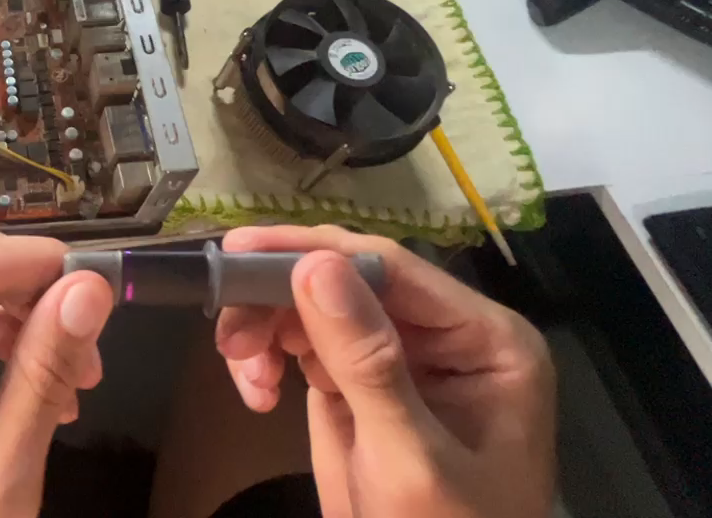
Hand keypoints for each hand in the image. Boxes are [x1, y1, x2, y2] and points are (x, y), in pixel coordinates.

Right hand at [215, 226, 555, 517]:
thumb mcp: (407, 459)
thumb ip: (366, 361)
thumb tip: (316, 264)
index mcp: (482, 338)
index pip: (386, 266)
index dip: (309, 251)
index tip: (239, 253)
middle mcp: (438, 329)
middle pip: (337, 275)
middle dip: (274, 300)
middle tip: (230, 337)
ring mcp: (392, 346)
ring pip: (305, 298)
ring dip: (262, 328)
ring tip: (248, 376)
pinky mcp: (351, 367)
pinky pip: (294, 333)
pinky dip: (263, 353)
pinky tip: (257, 392)